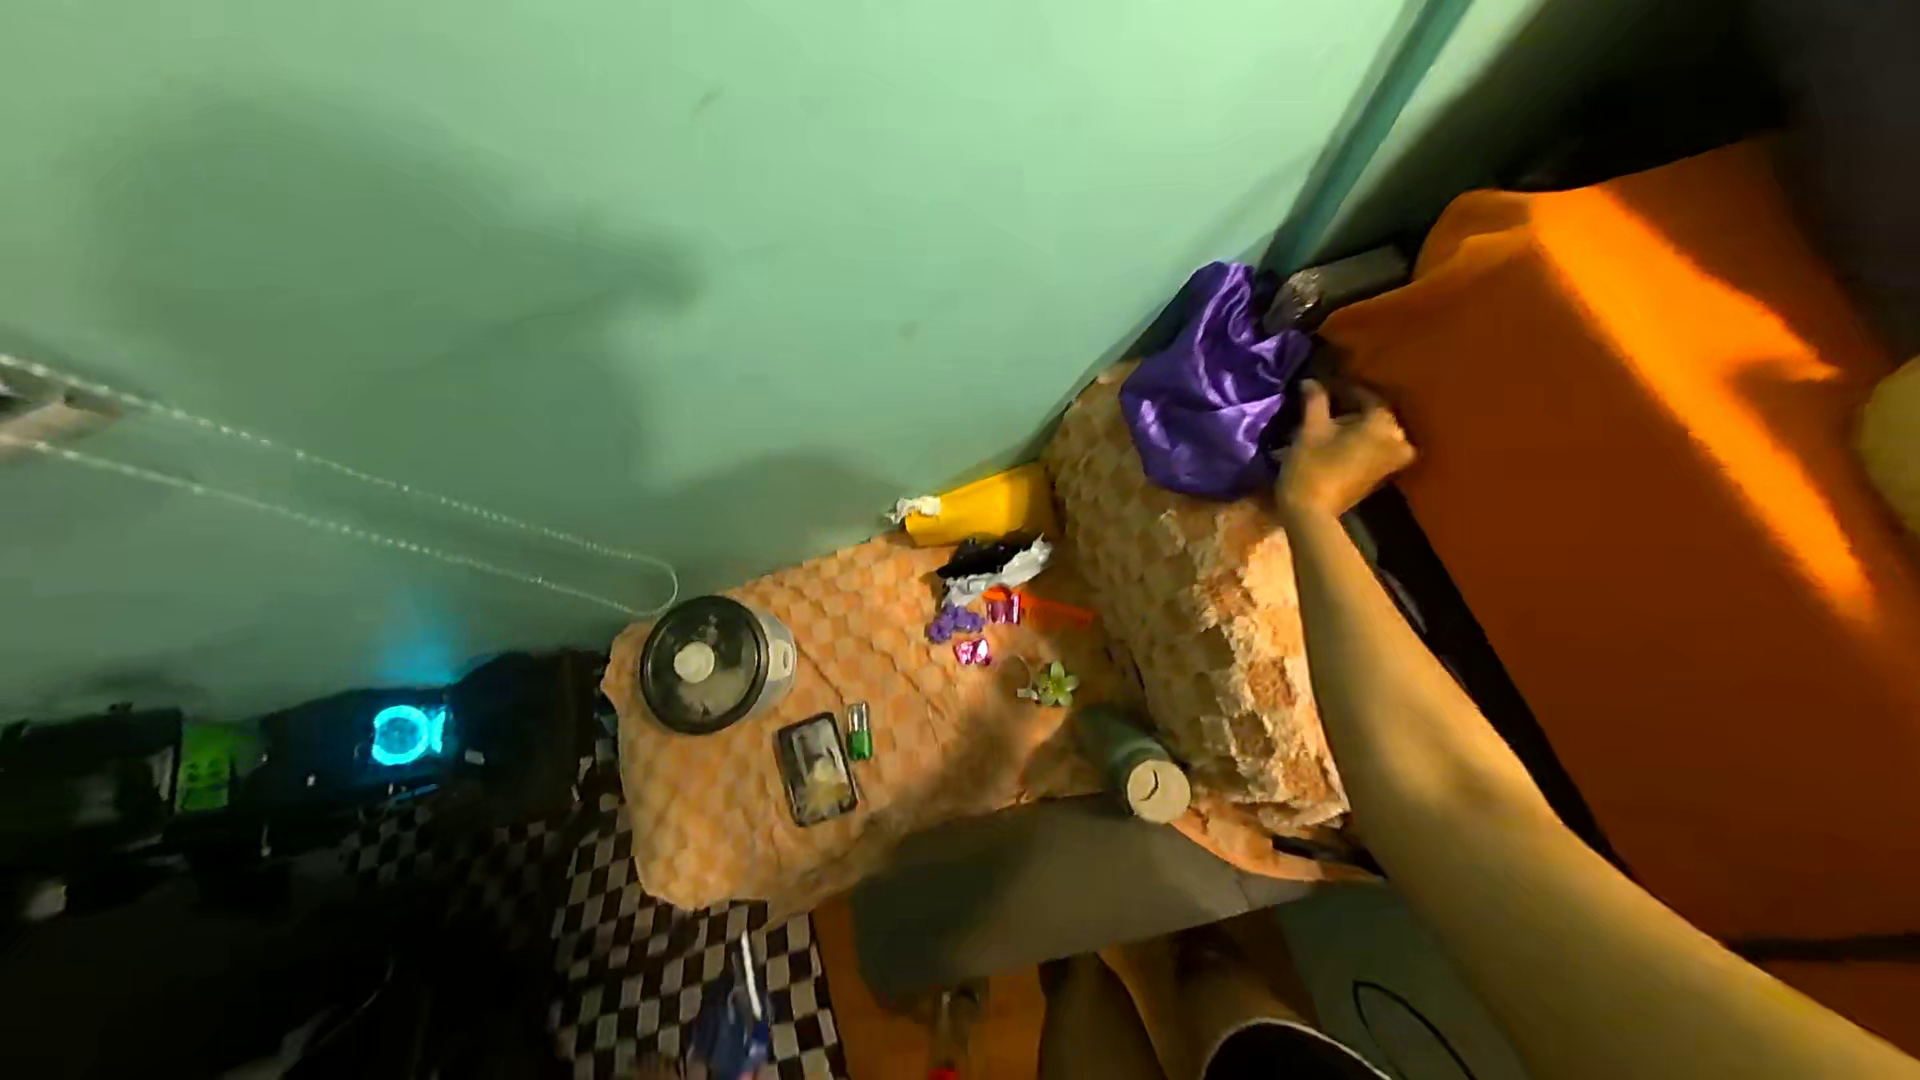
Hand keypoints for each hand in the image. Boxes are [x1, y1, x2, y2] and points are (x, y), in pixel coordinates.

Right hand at [1275, 378, 1415, 517]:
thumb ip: (1315, 401)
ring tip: (1329, 424)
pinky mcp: (1383, 474)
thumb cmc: (1310, 467)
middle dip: (1351, 409)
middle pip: (1374, 415)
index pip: (1368, 396)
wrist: (1311, 513)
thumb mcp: (1310, 430)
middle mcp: (1398, 439)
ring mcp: (1393, 459)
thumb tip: (1311, 382)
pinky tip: (1337, 441)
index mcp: (1383, 424)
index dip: (1345, 389)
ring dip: (1354, 426)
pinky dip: (1359, 442)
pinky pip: (1375, 448)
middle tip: (1327, 405)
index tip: (1325, 385)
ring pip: (1375, 432)